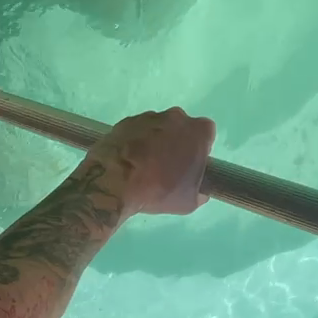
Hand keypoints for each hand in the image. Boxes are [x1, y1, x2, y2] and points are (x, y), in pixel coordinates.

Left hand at [87, 108, 216, 215]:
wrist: (112, 183)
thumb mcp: (189, 201)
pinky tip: (125, 160)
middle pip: (179, 129)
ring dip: (151, 142)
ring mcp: (146, 117)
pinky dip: (131, 142)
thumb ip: (199, 191)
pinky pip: (133, 132)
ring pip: (155, 129)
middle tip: (164, 165)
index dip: (197, 151)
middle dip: (174, 143)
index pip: (205, 136)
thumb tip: (198, 192)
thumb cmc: (158, 190)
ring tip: (140, 165)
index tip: (187, 165)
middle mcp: (175, 117)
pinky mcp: (122, 122)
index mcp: (198, 130)